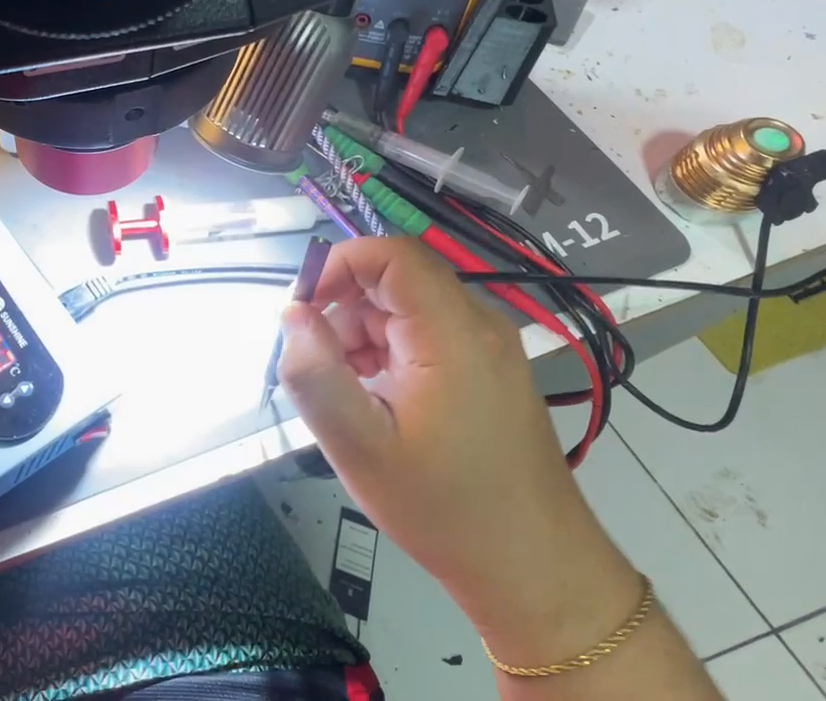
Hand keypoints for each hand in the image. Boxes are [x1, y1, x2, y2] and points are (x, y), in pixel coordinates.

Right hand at [278, 237, 640, 664]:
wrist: (533, 571)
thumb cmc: (444, 508)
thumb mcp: (359, 444)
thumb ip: (314, 372)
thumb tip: (292, 313)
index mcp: (452, 334)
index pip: (390, 254)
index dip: (337, 265)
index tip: (300, 311)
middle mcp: (477, 327)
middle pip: (393, 281)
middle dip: (342, 312)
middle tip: (319, 369)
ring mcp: (487, 349)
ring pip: (404, 310)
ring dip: (361, 338)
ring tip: (350, 398)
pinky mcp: (487, 372)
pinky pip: (423, 337)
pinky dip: (387, 356)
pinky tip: (378, 405)